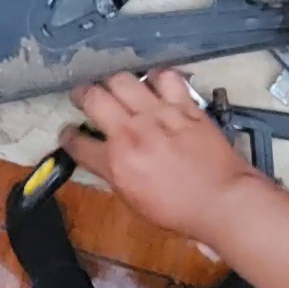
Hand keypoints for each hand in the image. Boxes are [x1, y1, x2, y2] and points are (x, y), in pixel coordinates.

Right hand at [61, 70, 263, 242]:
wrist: (221, 200)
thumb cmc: (177, 210)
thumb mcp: (133, 200)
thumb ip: (114, 173)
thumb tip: (104, 158)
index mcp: (115, 162)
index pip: (77, 142)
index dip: (67, 136)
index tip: (68, 134)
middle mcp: (131, 132)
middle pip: (94, 97)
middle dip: (82, 94)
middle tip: (84, 96)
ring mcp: (159, 114)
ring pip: (123, 79)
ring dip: (114, 82)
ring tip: (116, 87)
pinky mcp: (184, 106)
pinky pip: (165, 77)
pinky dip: (156, 78)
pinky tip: (155, 84)